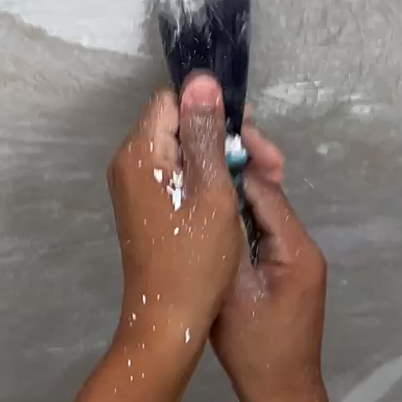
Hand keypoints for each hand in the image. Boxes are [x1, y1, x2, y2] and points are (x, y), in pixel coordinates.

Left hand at [106, 74, 245, 354]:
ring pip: (184, 149)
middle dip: (226, 136)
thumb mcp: (211, 191)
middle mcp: (130, 161)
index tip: (250, 134)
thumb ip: (206, 133)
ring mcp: (135, 184)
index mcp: (140, 153)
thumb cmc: (194, 259)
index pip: (174, 102)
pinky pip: (178, 172)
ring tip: (266, 177)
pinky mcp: (145, 202)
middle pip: (181, 124)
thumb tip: (201, 79)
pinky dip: (208, 176)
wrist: (167, 322)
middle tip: (271, 163)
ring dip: (223, 157)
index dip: (213, 110)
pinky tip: (238, 192)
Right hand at [211, 123, 330, 401]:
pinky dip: (241, 216)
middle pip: (267, 194)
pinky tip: (213, 209)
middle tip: (201, 147)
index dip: (233, 164)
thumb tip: (212, 189)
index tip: (200, 144)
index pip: (263, 189)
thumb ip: (227, 237)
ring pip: (263, 211)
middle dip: (236, 171)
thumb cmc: (254, 346)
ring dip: (235, 192)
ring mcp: (297, 258)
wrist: (280, 395)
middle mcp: (302, 245)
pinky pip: (263, 230)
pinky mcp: (287, 269)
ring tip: (201, 171)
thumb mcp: (233, 288)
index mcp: (294, 246)